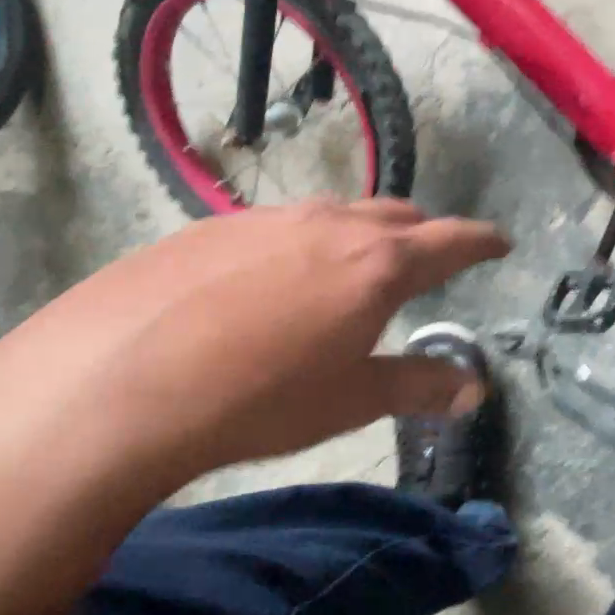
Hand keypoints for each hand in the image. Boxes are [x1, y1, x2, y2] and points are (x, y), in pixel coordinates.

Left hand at [0, 199, 509, 503]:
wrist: (114, 384)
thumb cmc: (260, 398)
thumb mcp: (352, 400)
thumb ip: (419, 386)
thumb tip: (473, 389)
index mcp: (376, 264)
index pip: (448, 241)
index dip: (480, 241)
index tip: (500, 242)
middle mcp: (327, 225)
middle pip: (394, 215)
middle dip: (424, 233)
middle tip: (433, 257)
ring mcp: (263, 219)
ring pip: (334, 214)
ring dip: (361, 233)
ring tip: (357, 267)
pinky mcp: (207, 228)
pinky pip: (279, 225)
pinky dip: (304, 242)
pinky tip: (275, 282)